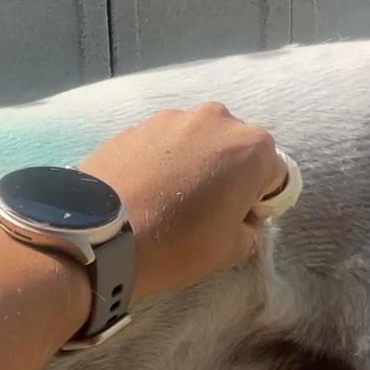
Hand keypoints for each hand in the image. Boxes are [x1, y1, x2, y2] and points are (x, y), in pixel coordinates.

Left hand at [79, 103, 287, 300]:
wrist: (96, 236)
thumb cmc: (173, 244)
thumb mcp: (228, 251)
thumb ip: (249, 230)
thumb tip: (242, 220)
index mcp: (251, 148)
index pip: (273, 175)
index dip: (257, 203)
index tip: (234, 223)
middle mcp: (215, 119)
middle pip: (233, 151)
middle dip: (224, 177)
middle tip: (199, 213)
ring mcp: (170, 118)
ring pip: (195, 144)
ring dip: (190, 167)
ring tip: (165, 202)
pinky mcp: (133, 126)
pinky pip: (161, 145)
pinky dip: (159, 163)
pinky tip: (141, 191)